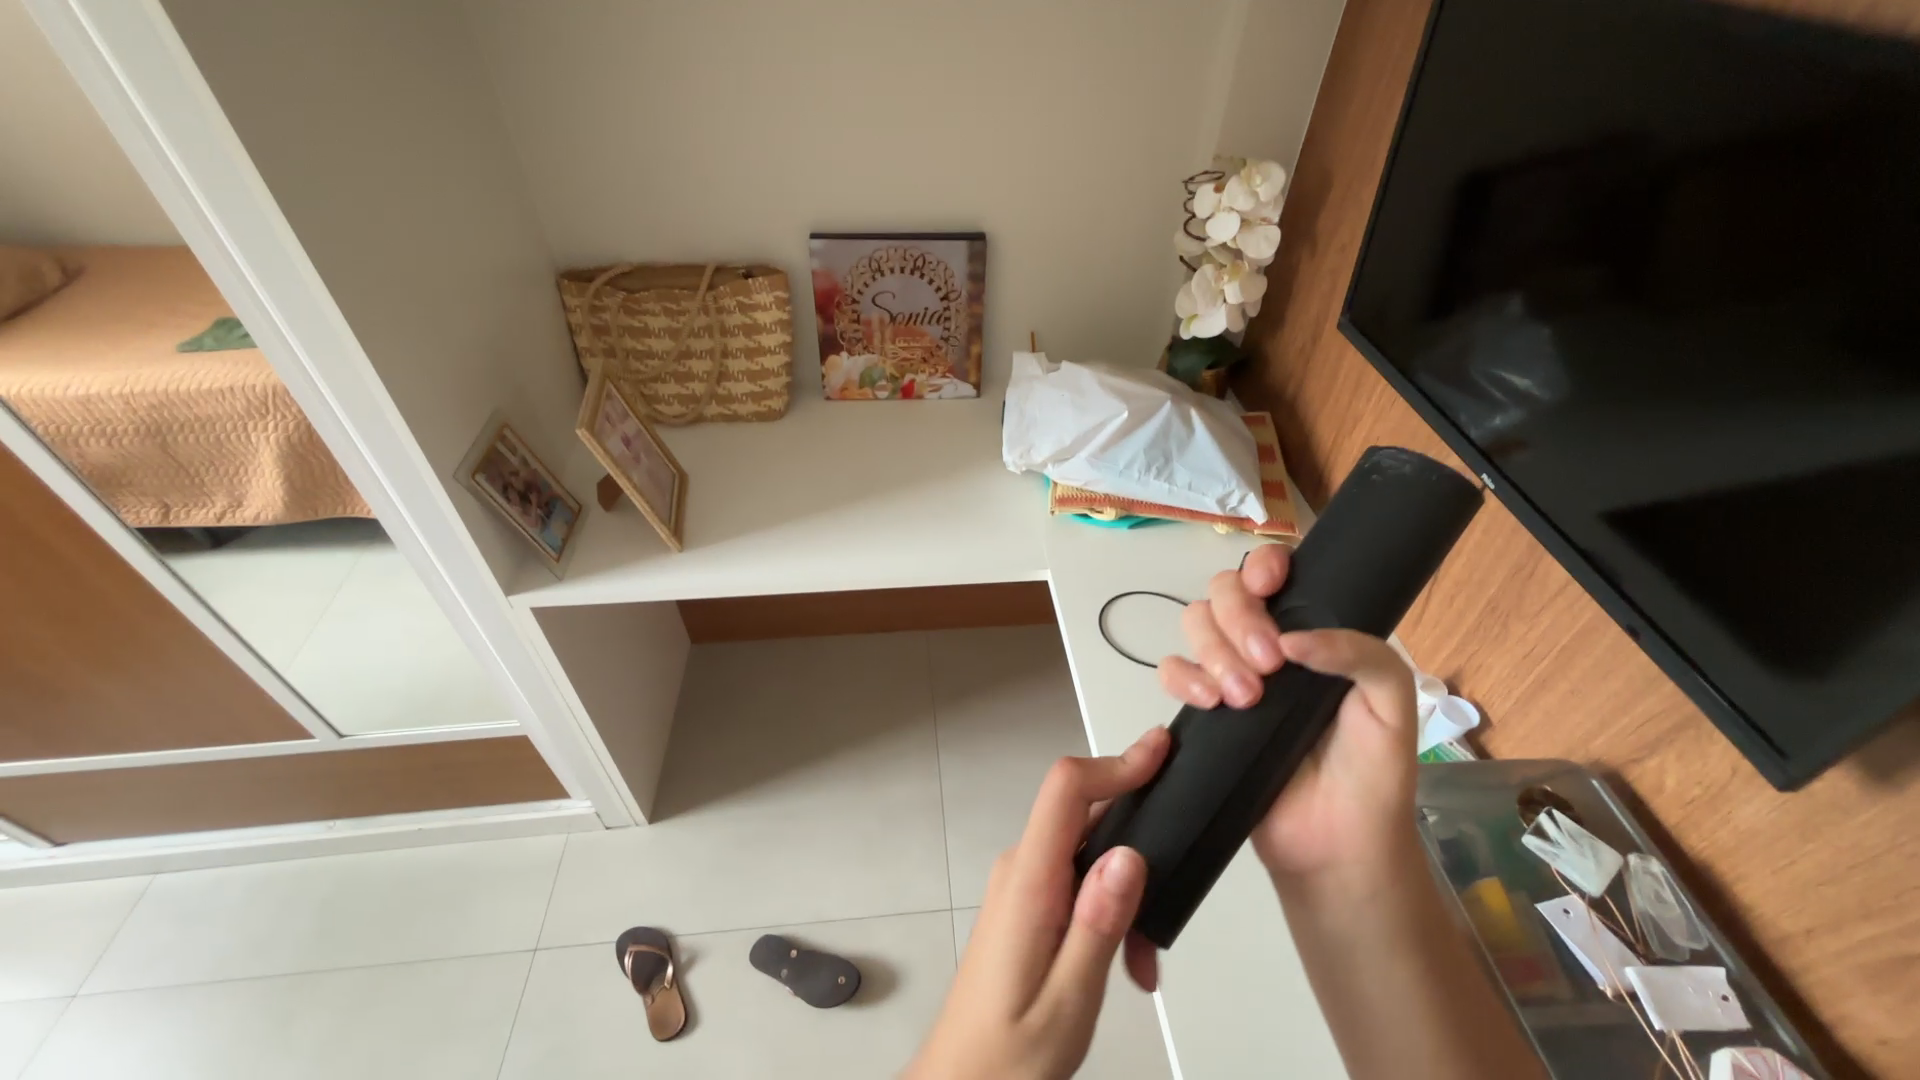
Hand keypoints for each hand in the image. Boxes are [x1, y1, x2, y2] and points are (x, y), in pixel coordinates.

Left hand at [904, 729, 1169, 1079]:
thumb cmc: (1009, 1052)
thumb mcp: (1069, 997)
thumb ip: (1099, 924)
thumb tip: (1130, 854)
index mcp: (1028, 882)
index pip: (1065, 791)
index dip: (1114, 762)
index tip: (1160, 750)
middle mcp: (1020, 869)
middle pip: (1085, 815)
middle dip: (1139, 845)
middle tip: (1169, 905)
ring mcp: (1021, 883)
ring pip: (1089, 852)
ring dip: (1126, 892)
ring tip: (1142, 961)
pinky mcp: (1027, 901)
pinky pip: (1077, 878)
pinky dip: (1108, 908)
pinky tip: (1124, 961)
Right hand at [1157, 544, 1419, 880]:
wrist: (1336, 845)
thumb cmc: (1372, 773)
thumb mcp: (1392, 705)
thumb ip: (1361, 654)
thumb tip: (1293, 637)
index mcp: (1311, 631)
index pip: (1274, 572)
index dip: (1263, 566)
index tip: (1270, 589)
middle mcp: (1266, 643)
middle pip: (1224, 591)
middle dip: (1239, 618)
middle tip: (1268, 664)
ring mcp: (1230, 674)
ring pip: (1194, 623)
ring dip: (1214, 650)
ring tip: (1245, 699)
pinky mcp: (1203, 710)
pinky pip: (1171, 670)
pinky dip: (1182, 677)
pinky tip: (1208, 703)